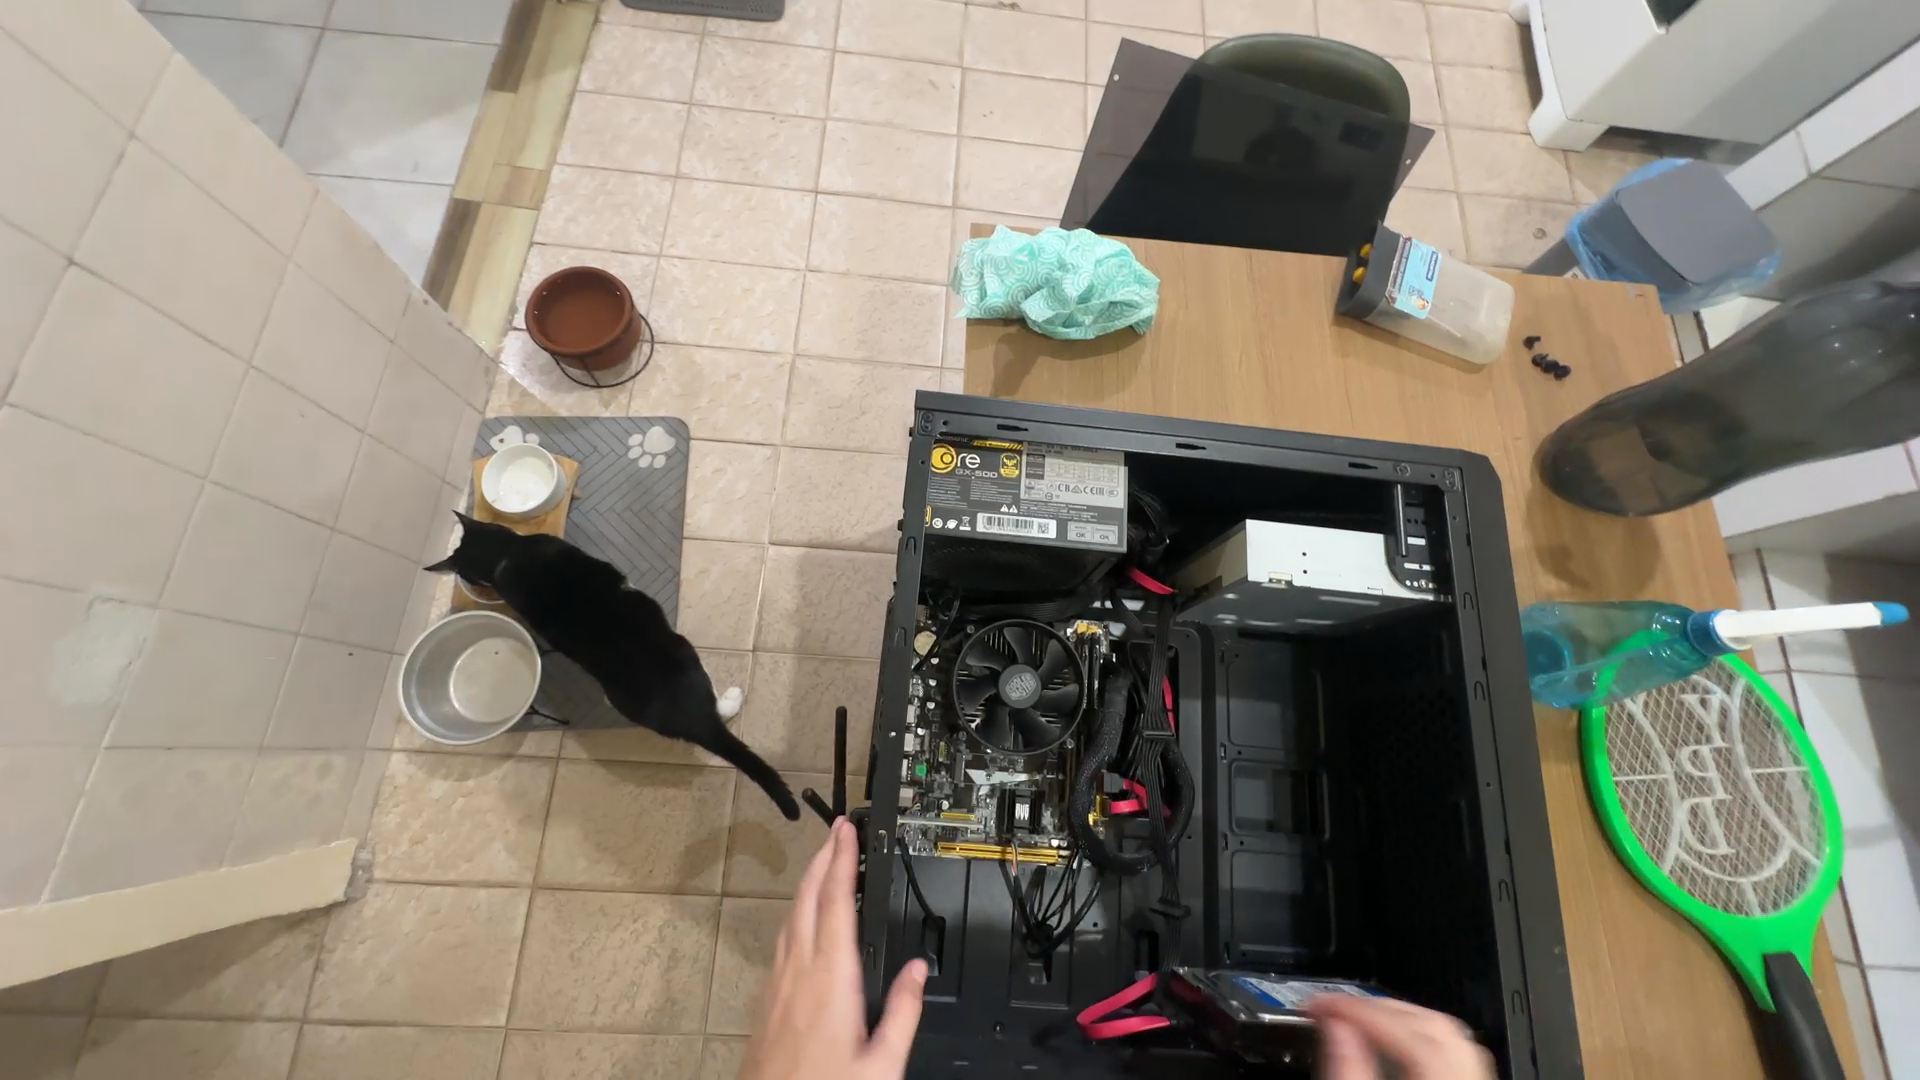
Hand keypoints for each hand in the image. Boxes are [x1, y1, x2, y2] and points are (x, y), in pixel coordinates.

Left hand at [740, 818, 928, 1079]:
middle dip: (822, 857)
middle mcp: (799, 972)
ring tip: (825, 863)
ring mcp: (778, 984)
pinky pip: (783, 939)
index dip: (842, 859)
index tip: (847, 830)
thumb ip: (903, 1012)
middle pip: (807, 897)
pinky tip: (805, 919)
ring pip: (791, 915)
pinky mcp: (767, 1001)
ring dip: (808, 882)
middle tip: (837, 830)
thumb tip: (918, 970)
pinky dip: (798, 912)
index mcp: (831, 978)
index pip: (836, 900)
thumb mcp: (882, 1065)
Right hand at [1309, 995, 1494, 1079]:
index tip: (1320, 1004)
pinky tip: (1390, 1041)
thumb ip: (1347, 1071)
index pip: (1411, 1037)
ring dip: (1400, 1017)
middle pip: (1437, 1028)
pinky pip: (1458, 1055)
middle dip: (1380, 1008)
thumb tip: (1332, 1021)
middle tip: (1337, 1008)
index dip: (1360, 1011)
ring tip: (1360, 1019)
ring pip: (1453, 1037)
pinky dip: (1420, 1036)